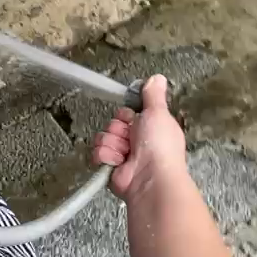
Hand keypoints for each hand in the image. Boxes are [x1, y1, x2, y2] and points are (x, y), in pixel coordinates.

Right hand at [91, 75, 189, 204]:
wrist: (151, 179)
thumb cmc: (160, 146)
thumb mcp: (158, 113)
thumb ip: (153, 95)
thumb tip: (158, 77)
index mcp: (149, 128)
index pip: (125, 113)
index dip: (125, 114)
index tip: (132, 118)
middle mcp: (136, 142)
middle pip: (112, 124)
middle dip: (118, 130)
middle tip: (130, 138)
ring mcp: (122, 156)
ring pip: (102, 138)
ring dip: (112, 144)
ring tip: (125, 153)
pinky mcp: (110, 168)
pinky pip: (96, 154)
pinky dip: (106, 157)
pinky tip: (118, 162)